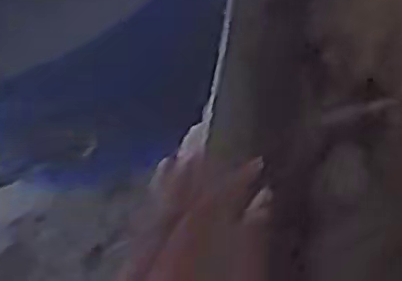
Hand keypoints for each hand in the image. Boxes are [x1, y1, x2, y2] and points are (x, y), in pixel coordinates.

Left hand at [121, 138, 269, 280]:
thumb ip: (251, 251)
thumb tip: (264, 199)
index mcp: (177, 270)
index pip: (201, 214)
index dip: (229, 182)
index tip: (258, 159)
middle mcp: (145, 274)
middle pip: (164, 220)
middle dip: (184, 178)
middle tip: (201, 135)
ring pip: (144, 233)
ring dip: (163, 196)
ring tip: (175, 159)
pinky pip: (137, 250)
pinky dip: (151, 222)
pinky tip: (158, 206)